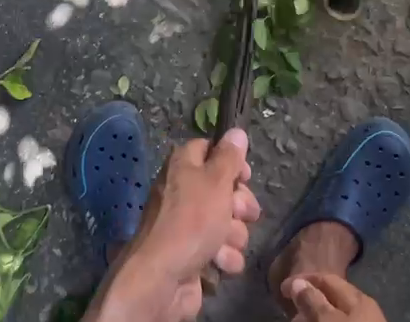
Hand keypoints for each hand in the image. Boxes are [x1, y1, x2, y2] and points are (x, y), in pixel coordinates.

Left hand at [85, 130, 260, 321]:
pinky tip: (217, 262)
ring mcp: (189, 224)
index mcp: (183, 165)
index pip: (210, 149)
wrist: (163, 277)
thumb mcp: (215, 181)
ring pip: (228, 222)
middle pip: (225, 189)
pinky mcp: (196, 254)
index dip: (231, 161)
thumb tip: (236, 131)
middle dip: (239, 205)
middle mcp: (184, 190)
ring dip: (233, 235)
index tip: (245, 176)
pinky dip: (224, 257)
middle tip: (239, 213)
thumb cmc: (191, 221)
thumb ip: (229, 157)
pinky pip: (222, 250)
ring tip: (222, 243)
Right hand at [284, 274, 387, 321]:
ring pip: (335, 318)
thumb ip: (314, 302)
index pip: (326, 279)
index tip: (282, 290)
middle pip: (331, 299)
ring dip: (316, 319)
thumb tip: (298, 283)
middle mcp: (364, 311)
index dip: (303, 280)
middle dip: (308, 304)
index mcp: (358, 299)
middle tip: (290, 315)